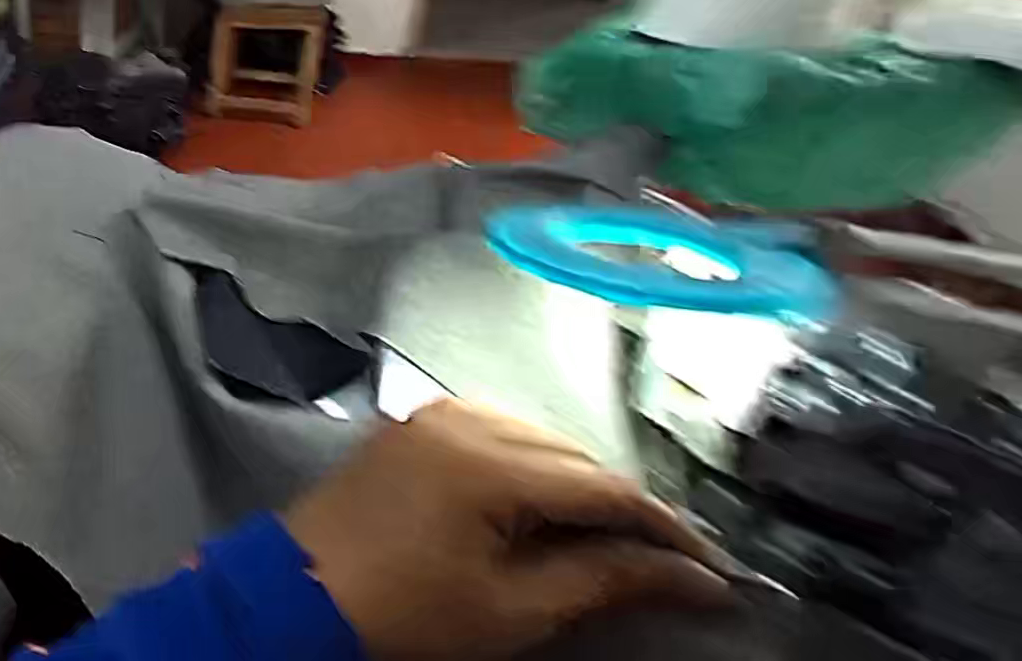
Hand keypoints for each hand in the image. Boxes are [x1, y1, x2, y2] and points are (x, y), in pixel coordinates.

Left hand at [284, 399, 728, 660]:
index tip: (711, 570)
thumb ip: (603, 578)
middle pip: (563, 450)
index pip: (599, 483)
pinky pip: (480, 424)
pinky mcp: (406, 424)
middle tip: (659, 557)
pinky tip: (531, 491)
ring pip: (524, 431)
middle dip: (617, 499)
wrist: (309, 581)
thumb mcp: (515, 605)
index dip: (665, 527)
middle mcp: (455, 421)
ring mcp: (424, 416)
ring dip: (568, 472)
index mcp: (484, 462)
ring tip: (601, 530)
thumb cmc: (410, 606)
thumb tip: (691, 577)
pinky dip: (518, 453)